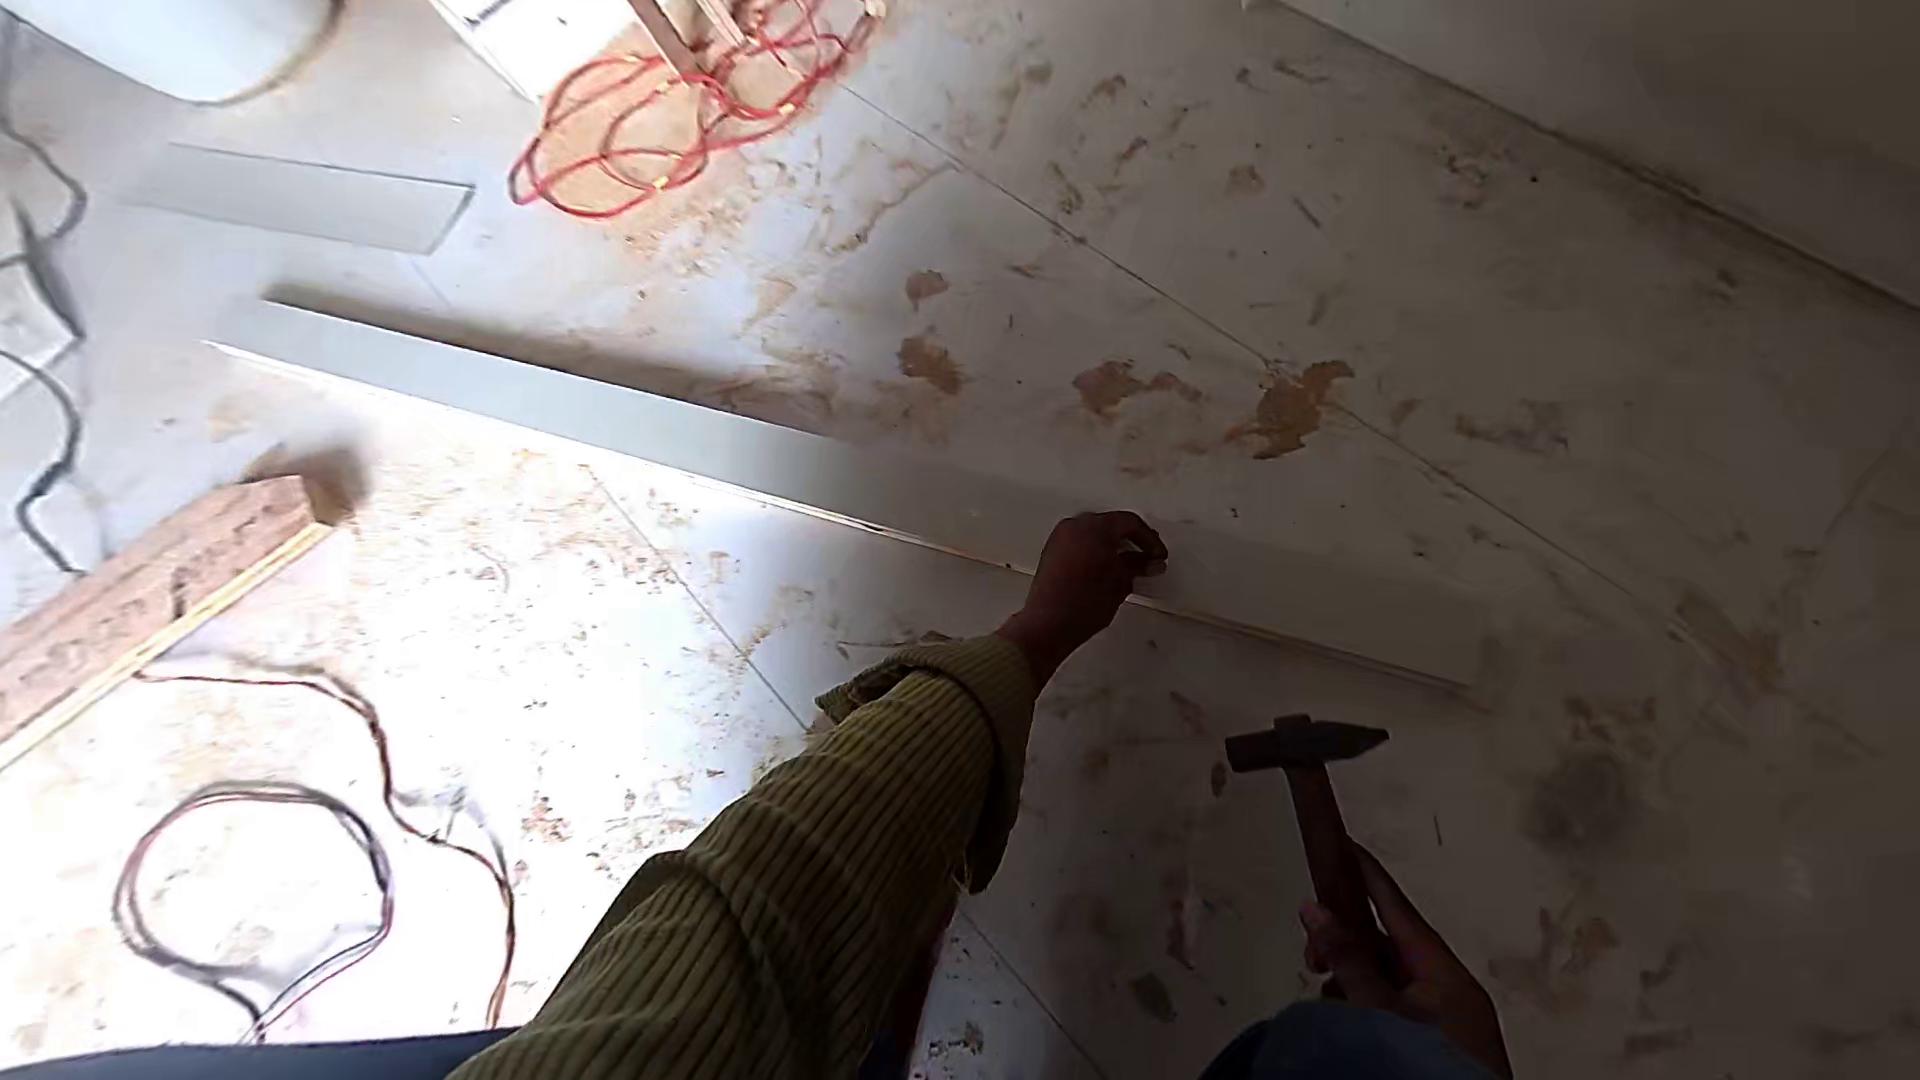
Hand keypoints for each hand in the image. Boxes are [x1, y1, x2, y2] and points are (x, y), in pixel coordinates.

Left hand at [993, 511, 1167, 681]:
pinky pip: (1079, 543)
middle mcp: (1074, 526)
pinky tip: (1106, 568)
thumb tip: (1150, 562)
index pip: (1129, 523)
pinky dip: (1095, 550)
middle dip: (1131, 540)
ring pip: (1094, 533)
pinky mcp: (1051, 551)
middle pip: (1110, 525)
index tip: (1158, 555)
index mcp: (1094, 527)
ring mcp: (1060, 538)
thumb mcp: (1120, 582)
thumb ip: (1138, 566)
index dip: (1149, 539)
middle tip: (1147, 557)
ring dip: (1112, 546)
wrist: (1050, 623)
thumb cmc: (1083, 603)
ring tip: (1128, 566)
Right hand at [1301, 847, 1512, 1079]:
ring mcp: (1446, 1017)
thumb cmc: (1424, 1063)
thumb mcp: (1375, 1006)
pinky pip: (1393, 1000)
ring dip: (1350, 973)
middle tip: (1313, 952)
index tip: (1344, 844)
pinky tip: (1343, 1011)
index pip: (1395, 905)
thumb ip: (1345, 956)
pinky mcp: (1438, 1041)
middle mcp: (1449, 988)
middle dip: (1344, 940)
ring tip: (1326, 990)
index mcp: (1444, 971)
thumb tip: (1313, 907)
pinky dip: (1364, 997)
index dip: (1367, 873)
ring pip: (1386, 973)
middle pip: (1386, 941)